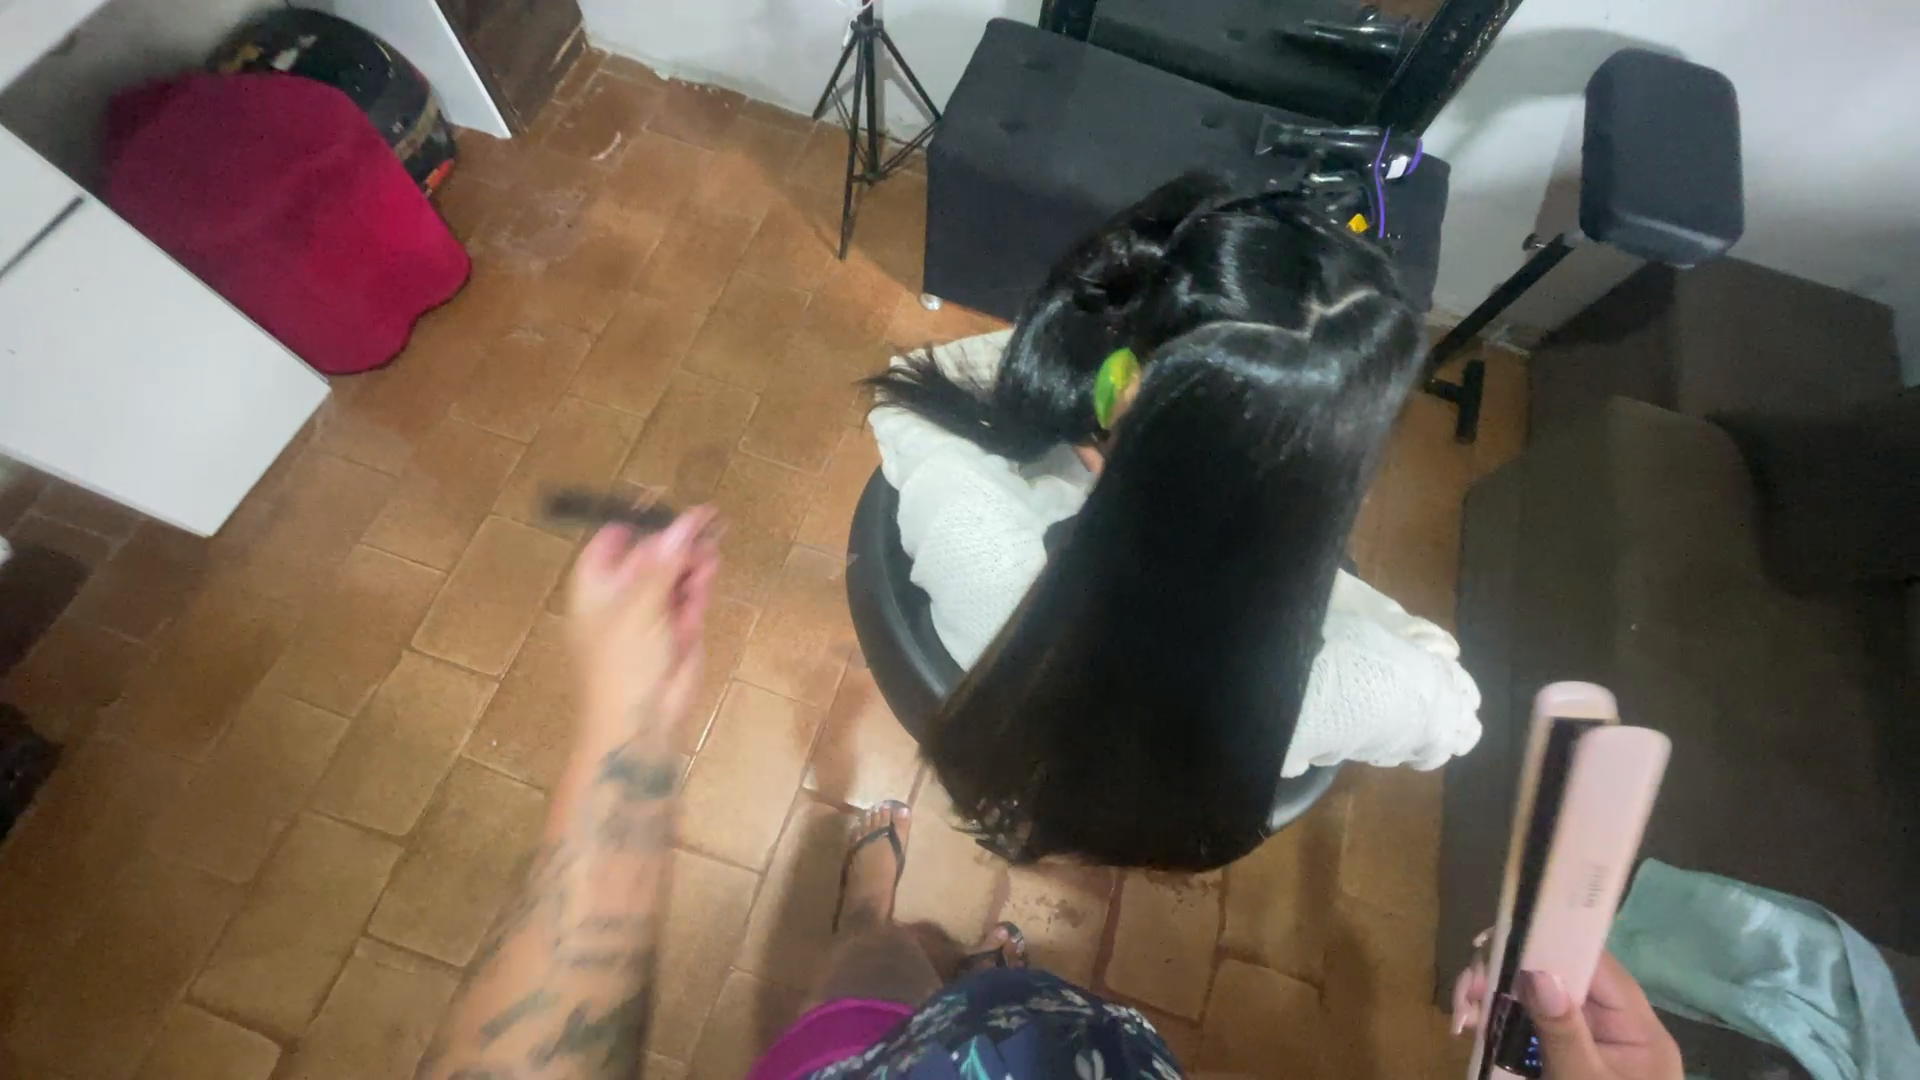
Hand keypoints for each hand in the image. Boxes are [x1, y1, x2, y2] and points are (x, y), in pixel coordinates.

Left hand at [567, 506, 720, 739]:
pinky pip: (691, 595)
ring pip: (676, 572)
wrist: (641, 719)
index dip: (635, 520)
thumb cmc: (622, 662)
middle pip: (651, 554)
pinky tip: (710, 566)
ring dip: (693, 557)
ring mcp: (654, 611)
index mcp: (596, 587)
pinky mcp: (680, 627)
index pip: (611, 541)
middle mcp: (624, 595)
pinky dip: (700, 580)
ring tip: (714, 541)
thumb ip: (664, 564)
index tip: (663, 500)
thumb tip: (686, 523)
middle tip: (706, 519)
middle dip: (676, 538)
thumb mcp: (638, 607)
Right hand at [1452, 949, 1681, 1079]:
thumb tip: (1537, 974)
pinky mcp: (1554, 1042)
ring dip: (1487, 993)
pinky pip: (1519, 1012)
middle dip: (1502, 973)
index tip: (1501, 941)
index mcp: (1636, 1029)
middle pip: (1550, 970)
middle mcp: (1609, 1020)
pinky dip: (1489, 1012)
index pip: (1594, 963)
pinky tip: (1467, 1025)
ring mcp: (1580, 1030)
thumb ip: (1564, 1032)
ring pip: (1526, 988)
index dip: (1550, 942)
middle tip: (1469, 991)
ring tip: (1463, 1015)